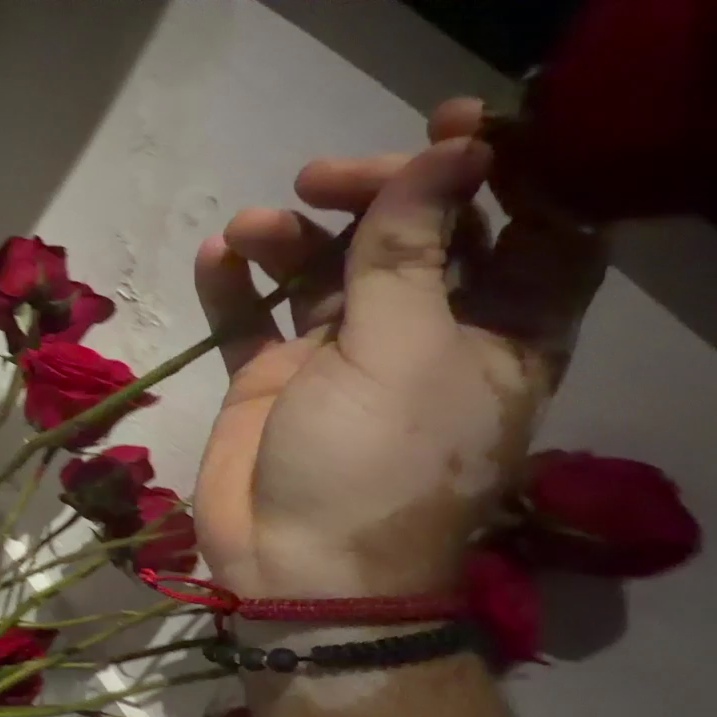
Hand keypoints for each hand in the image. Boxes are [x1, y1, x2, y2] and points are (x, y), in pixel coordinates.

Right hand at [193, 99, 608, 598]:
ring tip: (247, 227)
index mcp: (496, 328)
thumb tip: (447, 152)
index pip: (525, 225)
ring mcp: (337, 359)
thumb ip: (410, 252)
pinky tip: (212, 257)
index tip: (444, 129)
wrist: (296, 566)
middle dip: (372, 195)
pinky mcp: (270, 382)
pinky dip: (232, 286)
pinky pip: (250, 320)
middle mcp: (421, 334)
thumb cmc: (374, 464)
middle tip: (317, 180)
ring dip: (288, 239)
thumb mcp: (403, 352)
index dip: (499, 170)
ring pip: (322, 273)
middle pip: (411, 237)